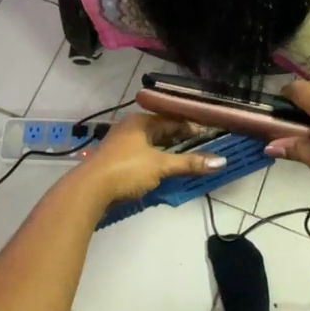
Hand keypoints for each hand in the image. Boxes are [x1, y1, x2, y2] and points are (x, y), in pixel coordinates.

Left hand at [72, 114, 224, 204]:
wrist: (89, 190)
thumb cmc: (126, 170)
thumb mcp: (161, 166)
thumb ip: (189, 163)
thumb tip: (221, 161)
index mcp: (140, 122)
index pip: (172, 120)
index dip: (191, 128)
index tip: (209, 135)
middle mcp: (130, 128)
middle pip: (160, 132)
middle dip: (179, 141)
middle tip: (200, 149)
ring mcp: (120, 145)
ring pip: (150, 146)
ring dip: (167, 154)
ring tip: (185, 162)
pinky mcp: (114, 162)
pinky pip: (141, 158)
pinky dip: (154, 163)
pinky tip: (162, 173)